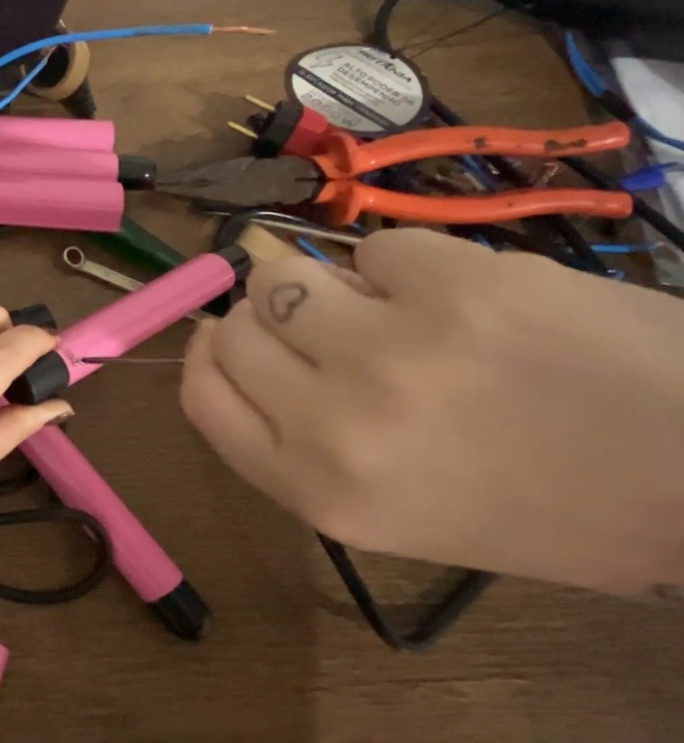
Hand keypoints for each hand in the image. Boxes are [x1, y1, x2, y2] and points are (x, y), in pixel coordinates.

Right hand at [181, 228, 683, 595]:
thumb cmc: (553, 508)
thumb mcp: (397, 509)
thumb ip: (300, 439)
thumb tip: (236, 339)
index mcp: (321, 489)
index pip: (202, 397)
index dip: (207, 357)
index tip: (226, 338)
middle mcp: (336, 423)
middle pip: (234, 331)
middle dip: (275, 323)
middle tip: (333, 330)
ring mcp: (391, 348)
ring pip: (283, 277)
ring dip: (328, 285)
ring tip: (395, 307)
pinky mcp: (456, 286)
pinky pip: (380, 246)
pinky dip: (413, 264)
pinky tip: (470, 297)